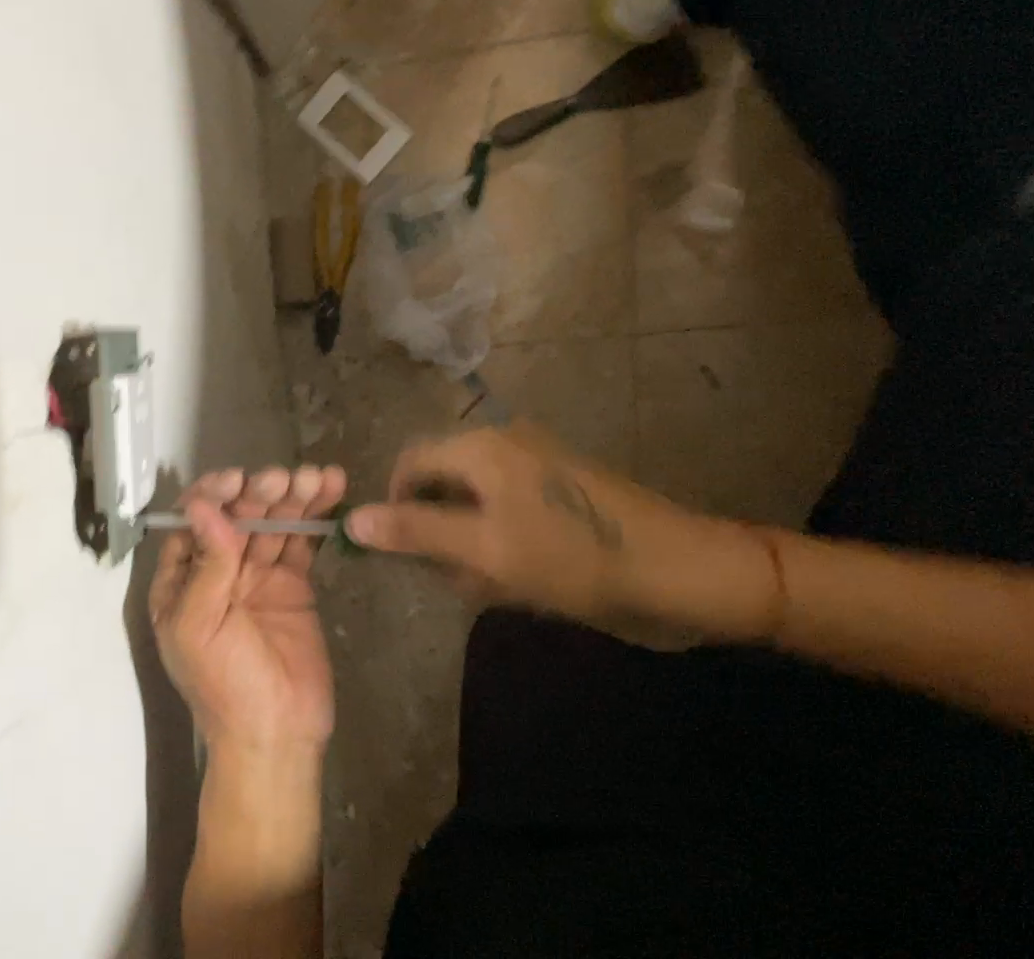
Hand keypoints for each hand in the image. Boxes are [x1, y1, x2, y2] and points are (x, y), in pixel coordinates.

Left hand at [149, 466, 346, 752]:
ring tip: (318, 476)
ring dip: (292, 497)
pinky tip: (331, 491)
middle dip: (258, 493)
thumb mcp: (199, 627)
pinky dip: (314, 518)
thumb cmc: (224, 685)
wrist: (276, 736)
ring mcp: (256, 577)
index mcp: (180, 582)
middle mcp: (215, 572)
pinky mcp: (293, 586)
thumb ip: (205, 567)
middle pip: (235, 517)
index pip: (191, 523)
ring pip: (271, 524)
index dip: (212, 496)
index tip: (237, 481)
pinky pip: (300, 544)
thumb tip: (201, 507)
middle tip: (284, 479)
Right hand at [343, 425, 777, 642]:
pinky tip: (519, 583)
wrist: (683, 574)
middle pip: (442, 484)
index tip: (399, 554)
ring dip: (470, 548)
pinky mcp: (561, 497)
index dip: (393, 506)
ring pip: (475, 507)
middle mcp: (506, 446)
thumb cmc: (574, 558)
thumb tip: (351, 518)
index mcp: (484, 447)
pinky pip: (508, 516)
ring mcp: (538, 470)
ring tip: (491, 587)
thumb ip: (415, 533)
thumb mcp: (485, 550)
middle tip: (452, 578)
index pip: (411, 462)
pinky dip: (501, 548)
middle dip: (437, 534)